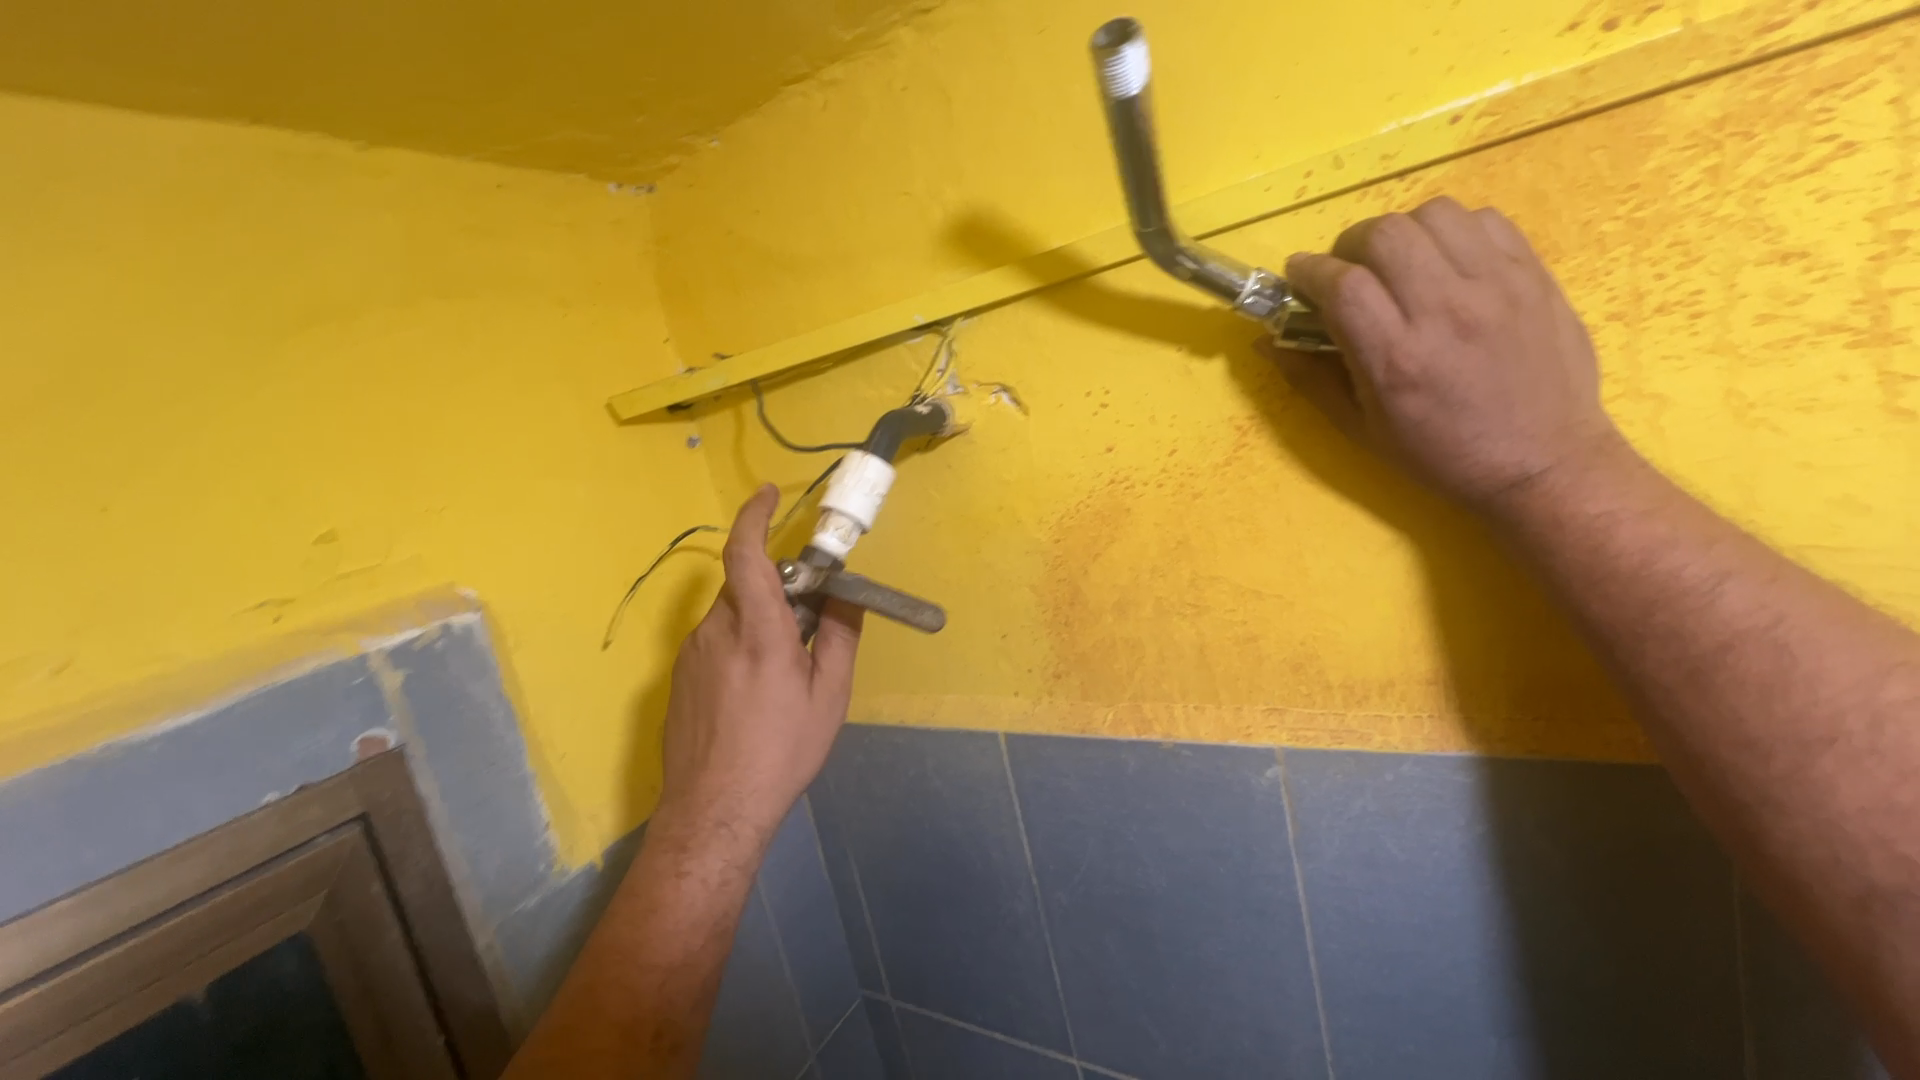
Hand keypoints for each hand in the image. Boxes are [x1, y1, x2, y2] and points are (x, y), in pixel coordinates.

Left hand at [656, 485, 863, 839]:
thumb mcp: (829, 696)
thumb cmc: (782, 751)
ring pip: (730, 615)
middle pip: (745, 585)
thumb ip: (840, 636)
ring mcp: (690, 653)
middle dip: (778, 589)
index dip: (755, 516)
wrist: (715, 808)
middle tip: (808, 623)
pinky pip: (714, 641)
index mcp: (758, 630)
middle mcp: (716, 630)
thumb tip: (846, 593)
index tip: (769, 494)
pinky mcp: (678, 676)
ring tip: (782, 673)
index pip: (747, 554)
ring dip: (759, 621)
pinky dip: (739, 644)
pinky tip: (753, 694)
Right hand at [1268, 196, 1629, 513]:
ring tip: (1400, 264)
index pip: (1342, 284)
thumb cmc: (1440, 454)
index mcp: (1396, 359)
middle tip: (1349, 271)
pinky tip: (1446, 263)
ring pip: (1434, 214)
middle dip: (1351, 245)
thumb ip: (1310, 378)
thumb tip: (1264, 341)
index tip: (1298, 277)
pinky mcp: (1532, 275)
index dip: (1309, 271)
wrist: (1542, 462)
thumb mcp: (1360, 429)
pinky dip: (1452, 232)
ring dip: (1402, 232)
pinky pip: (1483, 220)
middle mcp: (1445, 312)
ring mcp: (1496, 287)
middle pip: (1385, 234)